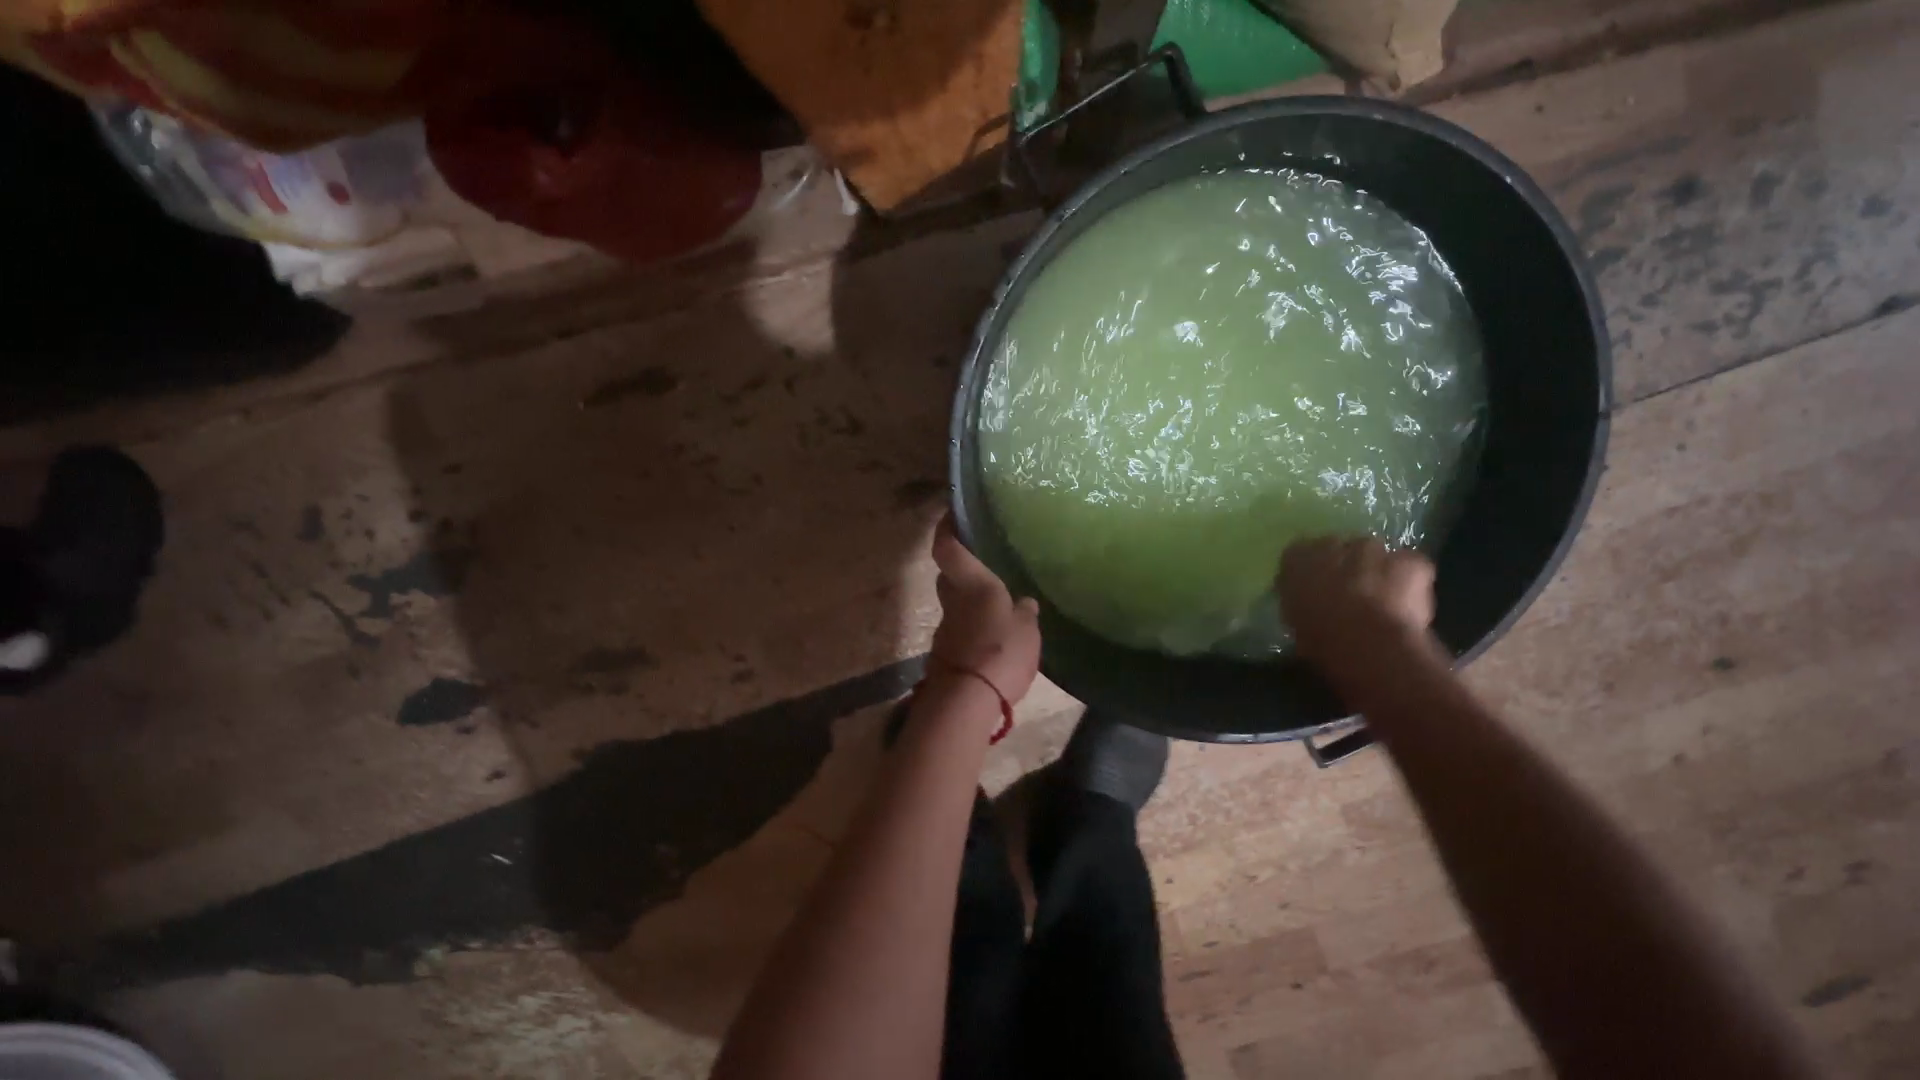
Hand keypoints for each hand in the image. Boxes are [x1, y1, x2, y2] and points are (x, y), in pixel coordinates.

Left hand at [930, 515, 1041, 703]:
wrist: (966, 700)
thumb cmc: (1000, 652)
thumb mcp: (1027, 631)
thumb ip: (1025, 614)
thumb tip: (1025, 602)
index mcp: (973, 585)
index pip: (948, 548)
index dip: (947, 529)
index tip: (951, 515)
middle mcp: (953, 602)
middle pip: (948, 577)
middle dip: (960, 570)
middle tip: (981, 566)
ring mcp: (946, 630)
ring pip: (953, 607)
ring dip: (968, 604)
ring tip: (994, 608)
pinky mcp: (945, 656)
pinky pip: (959, 633)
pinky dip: (971, 631)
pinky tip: (990, 640)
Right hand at [1278, 536, 1437, 678]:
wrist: (1366, 642)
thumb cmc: (1320, 637)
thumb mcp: (1295, 622)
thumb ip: (1300, 602)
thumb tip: (1308, 602)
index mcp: (1298, 559)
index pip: (1301, 555)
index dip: (1314, 573)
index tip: (1319, 592)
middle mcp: (1334, 543)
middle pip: (1342, 549)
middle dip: (1347, 568)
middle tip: (1351, 597)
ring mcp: (1374, 549)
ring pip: (1378, 556)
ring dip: (1379, 572)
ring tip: (1383, 602)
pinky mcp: (1409, 560)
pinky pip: (1411, 566)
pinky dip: (1411, 581)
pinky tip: (1407, 605)